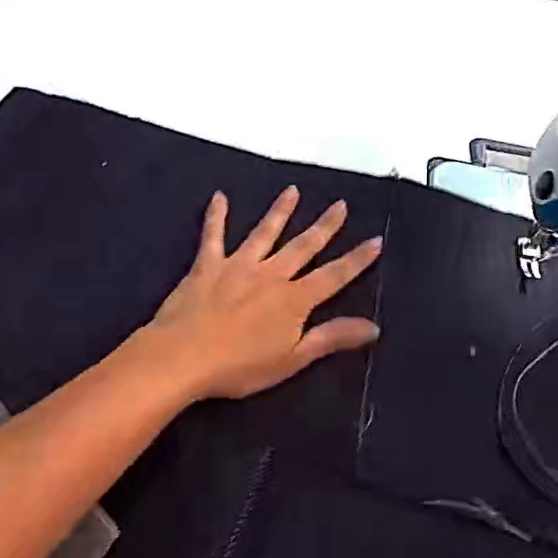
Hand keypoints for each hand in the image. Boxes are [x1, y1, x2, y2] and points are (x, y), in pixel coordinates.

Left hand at [137, 187, 382, 401]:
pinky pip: (213, 236)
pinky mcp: (207, 266)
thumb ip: (332, 338)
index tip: (376, 240)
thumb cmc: (239, 366)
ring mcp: (238, 266)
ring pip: (265, 233)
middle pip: (304, 245)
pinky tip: (219, 196)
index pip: (334, 275)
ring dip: (281, 211)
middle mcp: (271, 274)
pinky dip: (217, 216)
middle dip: (325, 225)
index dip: (358, 259)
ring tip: (293, 191)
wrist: (181, 358)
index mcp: (294, 299)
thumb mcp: (292, 359)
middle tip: (340, 204)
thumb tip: (373, 326)